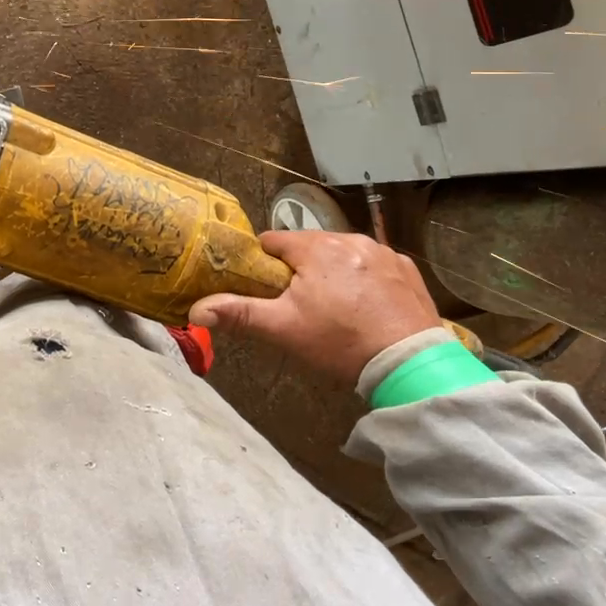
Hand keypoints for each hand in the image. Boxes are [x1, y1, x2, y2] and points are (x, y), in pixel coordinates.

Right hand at [187, 230, 439, 381]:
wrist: (410, 365)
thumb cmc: (339, 341)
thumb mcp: (282, 328)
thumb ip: (237, 313)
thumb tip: (195, 310)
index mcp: (316, 248)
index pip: (273, 240)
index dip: (262, 263)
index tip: (263, 287)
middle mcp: (351, 239)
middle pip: (308, 246)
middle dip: (297, 268)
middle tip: (295, 303)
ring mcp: (384, 253)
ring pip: (341, 254)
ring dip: (330, 271)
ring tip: (331, 306)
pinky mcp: (408, 271)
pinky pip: (373, 265)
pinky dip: (363, 279)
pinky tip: (363, 306)